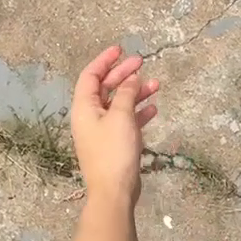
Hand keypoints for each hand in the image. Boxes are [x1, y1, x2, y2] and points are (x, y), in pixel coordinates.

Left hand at [70, 46, 159, 205]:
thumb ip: (126, 94)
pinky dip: (138, 112)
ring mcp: (102, 130)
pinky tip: (153, 109)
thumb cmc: (113, 152)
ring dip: (135, 92)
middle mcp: (90, 116)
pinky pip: (126, 120)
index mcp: (84, 108)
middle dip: (123, 74)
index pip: (91, 76)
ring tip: (156, 85)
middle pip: (106, 87)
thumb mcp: (121, 116)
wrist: (114, 191)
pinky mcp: (115, 143)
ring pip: (119, 103)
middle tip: (141, 62)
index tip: (120, 50)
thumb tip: (131, 78)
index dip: (104, 60)